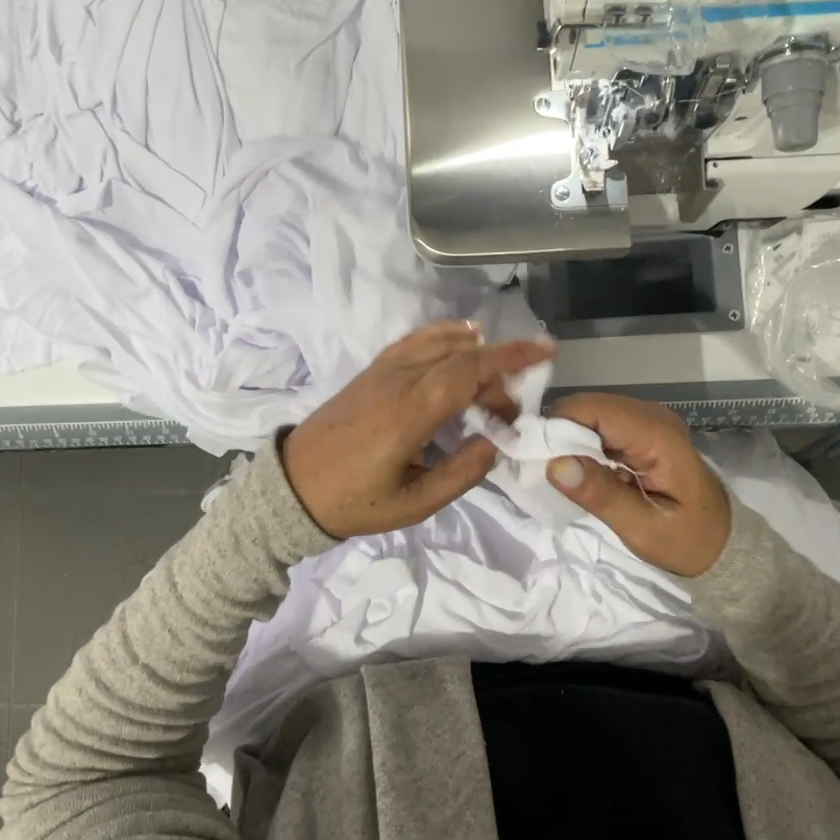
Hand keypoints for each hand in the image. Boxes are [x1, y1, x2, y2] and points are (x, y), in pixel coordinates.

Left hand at [283, 321, 555, 538]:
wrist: (292, 488)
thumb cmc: (355, 501)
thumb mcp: (415, 503)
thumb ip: (462, 472)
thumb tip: (495, 441)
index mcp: (410, 412)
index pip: (469, 369)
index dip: (511, 358)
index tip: (546, 353)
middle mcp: (398, 379)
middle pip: (461, 354)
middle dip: (499, 369)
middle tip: (510, 409)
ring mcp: (382, 370)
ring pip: (439, 341)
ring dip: (475, 350)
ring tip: (496, 375)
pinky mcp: (371, 371)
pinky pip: (415, 341)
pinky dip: (445, 336)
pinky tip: (462, 341)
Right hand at [545, 393, 730, 576]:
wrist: (721, 546)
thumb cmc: (686, 540)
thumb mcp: (643, 529)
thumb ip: (601, 495)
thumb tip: (555, 465)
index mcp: (657, 435)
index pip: (594, 410)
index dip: (558, 427)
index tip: (536, 458)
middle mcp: (650, 417)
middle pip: (587, 407)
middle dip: (558, 434)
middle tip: (543, 471)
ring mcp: (645, 422)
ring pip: (588, 414)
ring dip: (566, 440)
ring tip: (556, 473)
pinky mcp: (638, 433)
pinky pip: (598, 426)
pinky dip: (579, 444)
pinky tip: (575, 470)